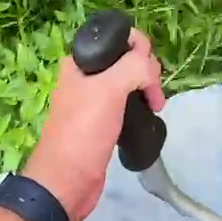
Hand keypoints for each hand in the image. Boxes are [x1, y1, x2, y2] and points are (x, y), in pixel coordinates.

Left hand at [21, 26, 166, 220]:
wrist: (66, 183)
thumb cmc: (84, 131)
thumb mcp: (109, 89)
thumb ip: (134, 65)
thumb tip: (150, 63)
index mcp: (81, 59)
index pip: (119, 36)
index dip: (140, 47)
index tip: (148, 72)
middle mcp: (86, 74)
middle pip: (128, 57)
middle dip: (147, 70)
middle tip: (153, 94)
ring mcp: (94, 97)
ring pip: (130, 79)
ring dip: (147, 87)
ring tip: (155, 105)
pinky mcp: (103, 119)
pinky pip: (127, 100)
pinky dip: (140, 102)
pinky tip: (148, 113)